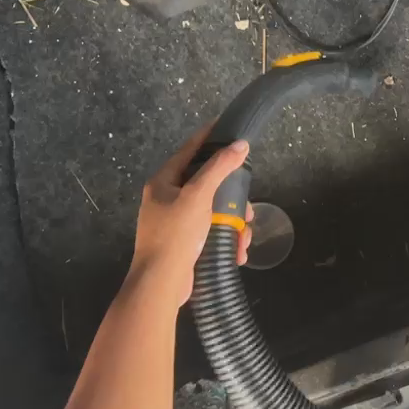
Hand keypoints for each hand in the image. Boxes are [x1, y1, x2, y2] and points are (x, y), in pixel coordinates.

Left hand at [124, 126, 251, 306]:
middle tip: (247, 206)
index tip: (227, 125)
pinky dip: (226, 239)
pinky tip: (237, 251)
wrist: (160, 284)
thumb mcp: (198, 195)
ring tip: (244, 236)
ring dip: (233, 223)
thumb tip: (240, 145)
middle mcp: (168, 198)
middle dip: (232, 196)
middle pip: (207, 183)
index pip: (189, 150)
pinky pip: (211, 231)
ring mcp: (176, 222)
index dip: (208, 136)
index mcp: (164, 182)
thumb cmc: (175, 233)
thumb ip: (219, 168)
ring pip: (214, 210)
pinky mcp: (185, 243)